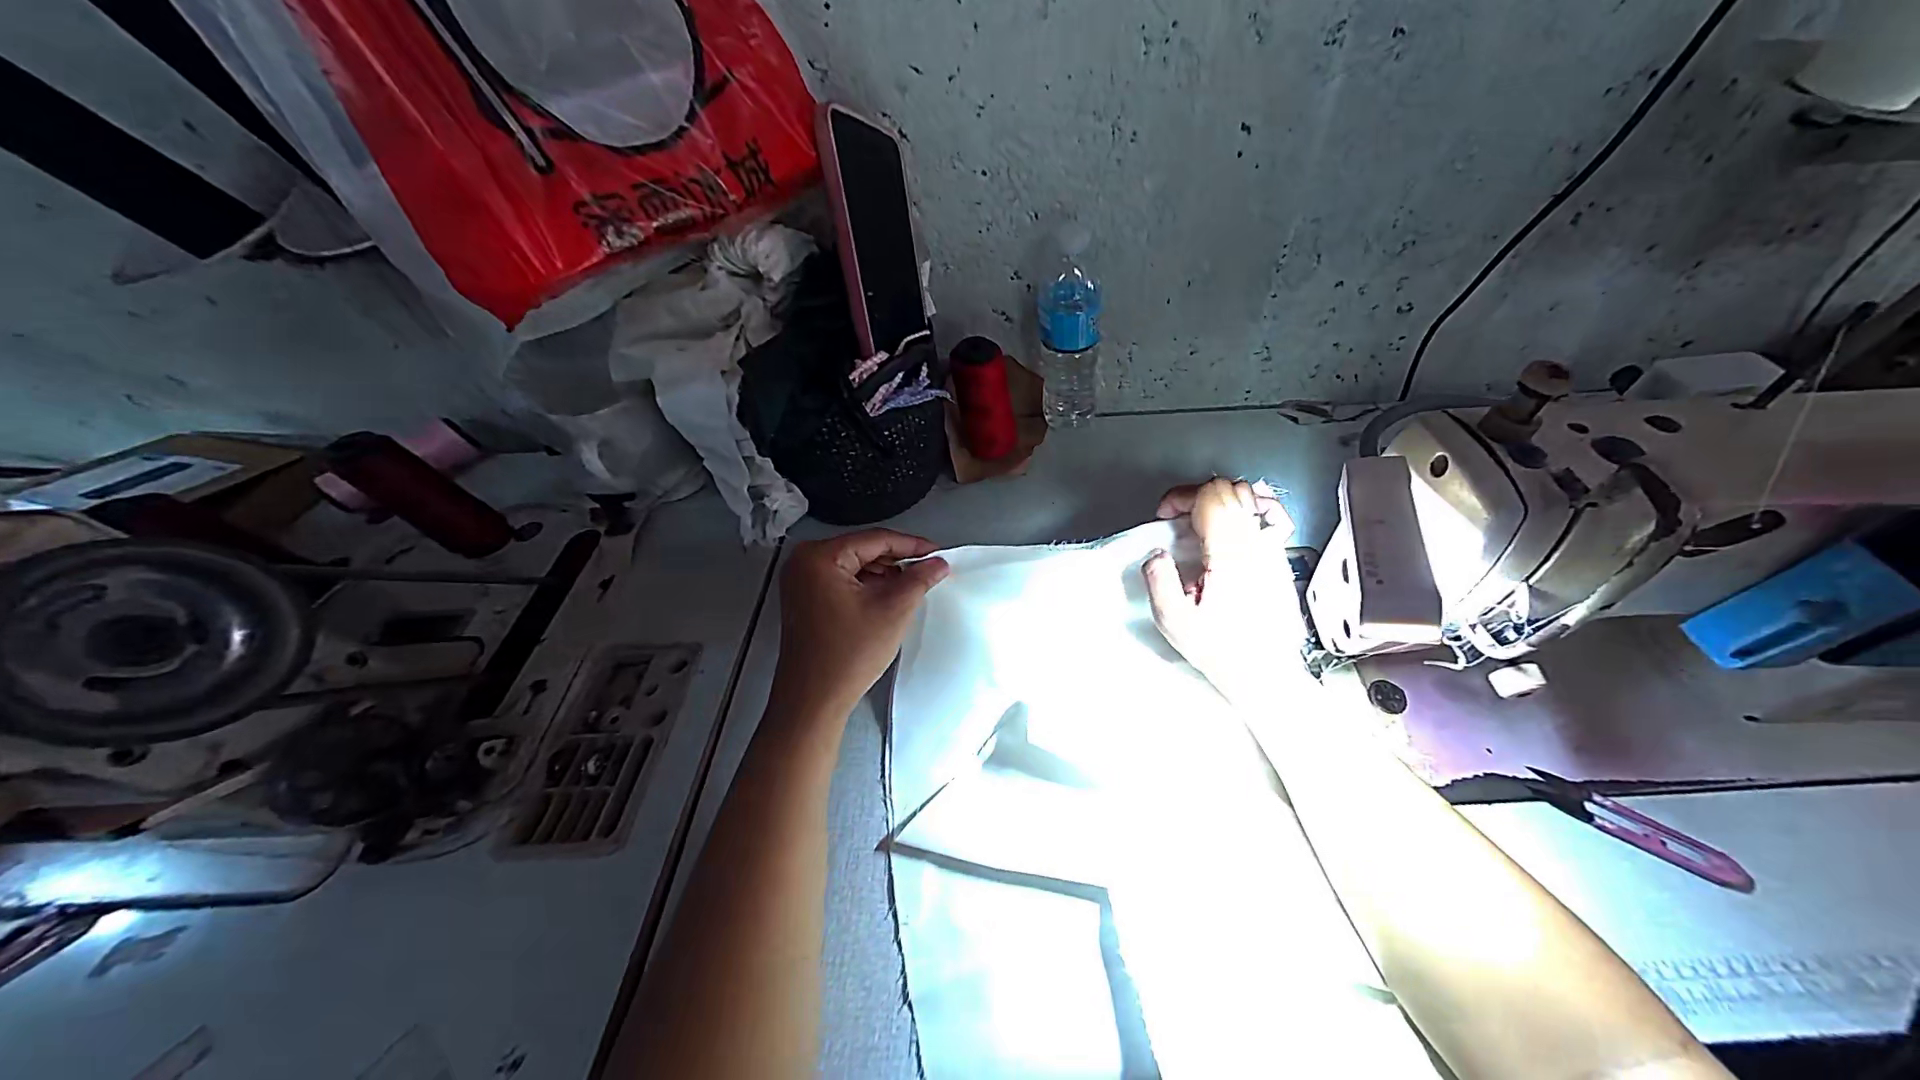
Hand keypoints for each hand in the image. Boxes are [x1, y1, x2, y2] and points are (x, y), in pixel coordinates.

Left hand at [770, 529, 950, 717]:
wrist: (813, 699)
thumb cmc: (845, 656)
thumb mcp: (893, 610)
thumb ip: (919, 579)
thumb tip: (937, 563)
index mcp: (819, 557)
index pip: (875, 538)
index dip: (911, 545)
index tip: (936, 553)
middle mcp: (803, 562)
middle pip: (862, 549)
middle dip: (897, 560)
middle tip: (928, 570)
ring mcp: (800, 581)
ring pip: (853, 565)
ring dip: (883, 574)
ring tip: (912, 587)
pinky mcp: (803, 599)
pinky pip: (841, 580)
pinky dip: (866, 586)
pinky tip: (887, 598)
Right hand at [1143, 478, 1303, 703]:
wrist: (1265, 673)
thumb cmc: (1224, 651)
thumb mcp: (1175, 621)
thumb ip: (1159, 581)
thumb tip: (1156, 555)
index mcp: (1229, 555)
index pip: (1210, 497)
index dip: (1181, 497)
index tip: (1166, 515)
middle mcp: (1256, 546)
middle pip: (1229, 490)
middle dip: (1196, 495)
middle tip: (1178, 516)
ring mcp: (1272, 550)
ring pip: (1251, 496)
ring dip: (1219, 499)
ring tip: (1201, 518)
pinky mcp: (1280, 559)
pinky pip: (1272, 514)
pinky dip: (1250, 505)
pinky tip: (1237, 518)